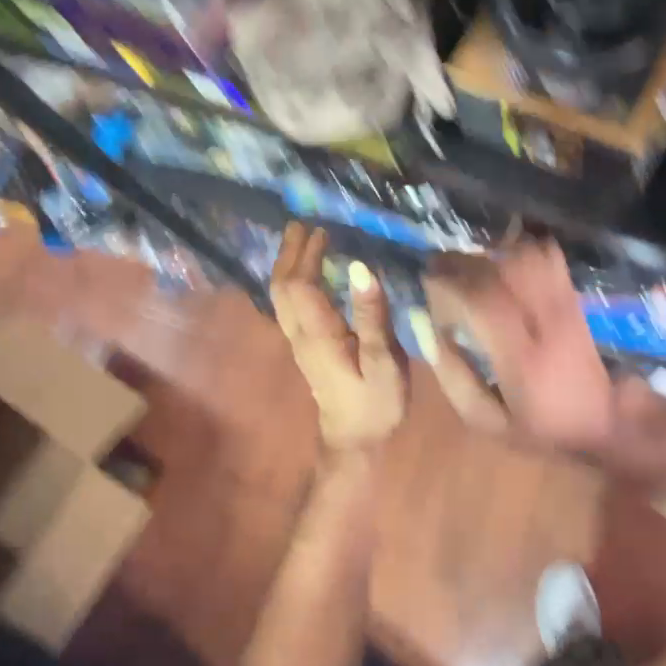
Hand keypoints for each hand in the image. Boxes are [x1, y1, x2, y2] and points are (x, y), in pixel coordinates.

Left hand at [271, 224, 404, 452]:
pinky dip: (294, 281)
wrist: (355, 440)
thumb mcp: (383, 362)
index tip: (321, 229)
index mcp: (317, 334)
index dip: (306, 254)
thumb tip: (360, 268)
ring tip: (302, 240)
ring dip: (288, 265)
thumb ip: (372, 315)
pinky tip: (308, 273)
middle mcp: (300, 334)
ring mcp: (299, 342)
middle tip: (303, 224)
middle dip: (290, 253)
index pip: (300, 284)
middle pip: (282, 287)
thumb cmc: (375, 402)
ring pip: (281, 296)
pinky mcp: (306, 348)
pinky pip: (290, 305)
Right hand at [421, 240, 624, 453]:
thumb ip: (454, 377)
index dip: (445, 286)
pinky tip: (500, 255)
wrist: (605, 419)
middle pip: (497, 270)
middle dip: (458, 264)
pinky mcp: (572, 292)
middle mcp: (544, 320)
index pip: (480, 301)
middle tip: (437, 275)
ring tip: (467, 268)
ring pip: (522, 253)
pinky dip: (518, 244)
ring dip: (487, 253)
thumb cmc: (541, 427)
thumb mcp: (487, 421)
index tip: (425, 289)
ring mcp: (563, 301)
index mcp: (521, 358)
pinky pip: (545, 252)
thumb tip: (430, 332)